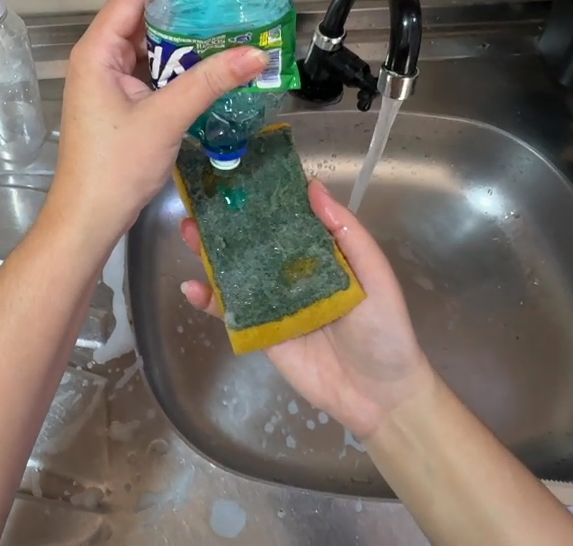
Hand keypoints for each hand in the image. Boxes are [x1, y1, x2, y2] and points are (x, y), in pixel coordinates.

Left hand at [44, 0, 266, 246]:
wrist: (88, 218)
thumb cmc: (115, 165)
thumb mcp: (166, 118)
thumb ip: (210, 82)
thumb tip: (256, 54)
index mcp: (96, 51)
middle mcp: (98, 59)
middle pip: (142, 20)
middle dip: (184, 13)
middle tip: (230, 6)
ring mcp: (107, 81)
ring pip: (149, 48)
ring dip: (184, 42)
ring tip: (229, 31)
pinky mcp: (119, 102)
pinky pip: (150, 72)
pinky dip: (176, 68)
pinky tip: (210, 68)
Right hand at [181, 178, 434, 438]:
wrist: (380, 396)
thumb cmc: (384, 329)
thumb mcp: (374, 275)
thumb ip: (346, 233)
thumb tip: (313, 186)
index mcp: (316, 254)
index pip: (283, 219)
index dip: (259, 199)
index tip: (233, 177)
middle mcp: (289, 273)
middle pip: (251, 243)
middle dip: (222, 222)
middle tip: (198, 203)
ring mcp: (271, 301)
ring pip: (233, 272)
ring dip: (207, 252)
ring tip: (187, 232)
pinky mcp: (259, 331)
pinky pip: (229, 312)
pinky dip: (208, 300)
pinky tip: (191, 288)